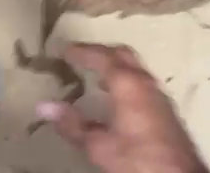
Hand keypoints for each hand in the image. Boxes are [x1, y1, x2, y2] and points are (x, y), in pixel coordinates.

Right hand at [37, 44, 206, 172]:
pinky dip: (127, 79)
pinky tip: (119, 99)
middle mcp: (145, 81)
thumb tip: (44, 106)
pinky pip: (143, 81)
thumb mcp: (100, 146)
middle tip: (81, 56)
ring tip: (97, 75)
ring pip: (135, 67)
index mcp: (128, 83)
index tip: (64, 49)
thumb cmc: (137, 159)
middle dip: (101, 52)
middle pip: (122, 54)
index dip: (82, 51)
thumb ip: (73, 125)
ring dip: (115, 66)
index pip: (102, 56)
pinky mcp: (166, 108)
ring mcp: (158, 93)